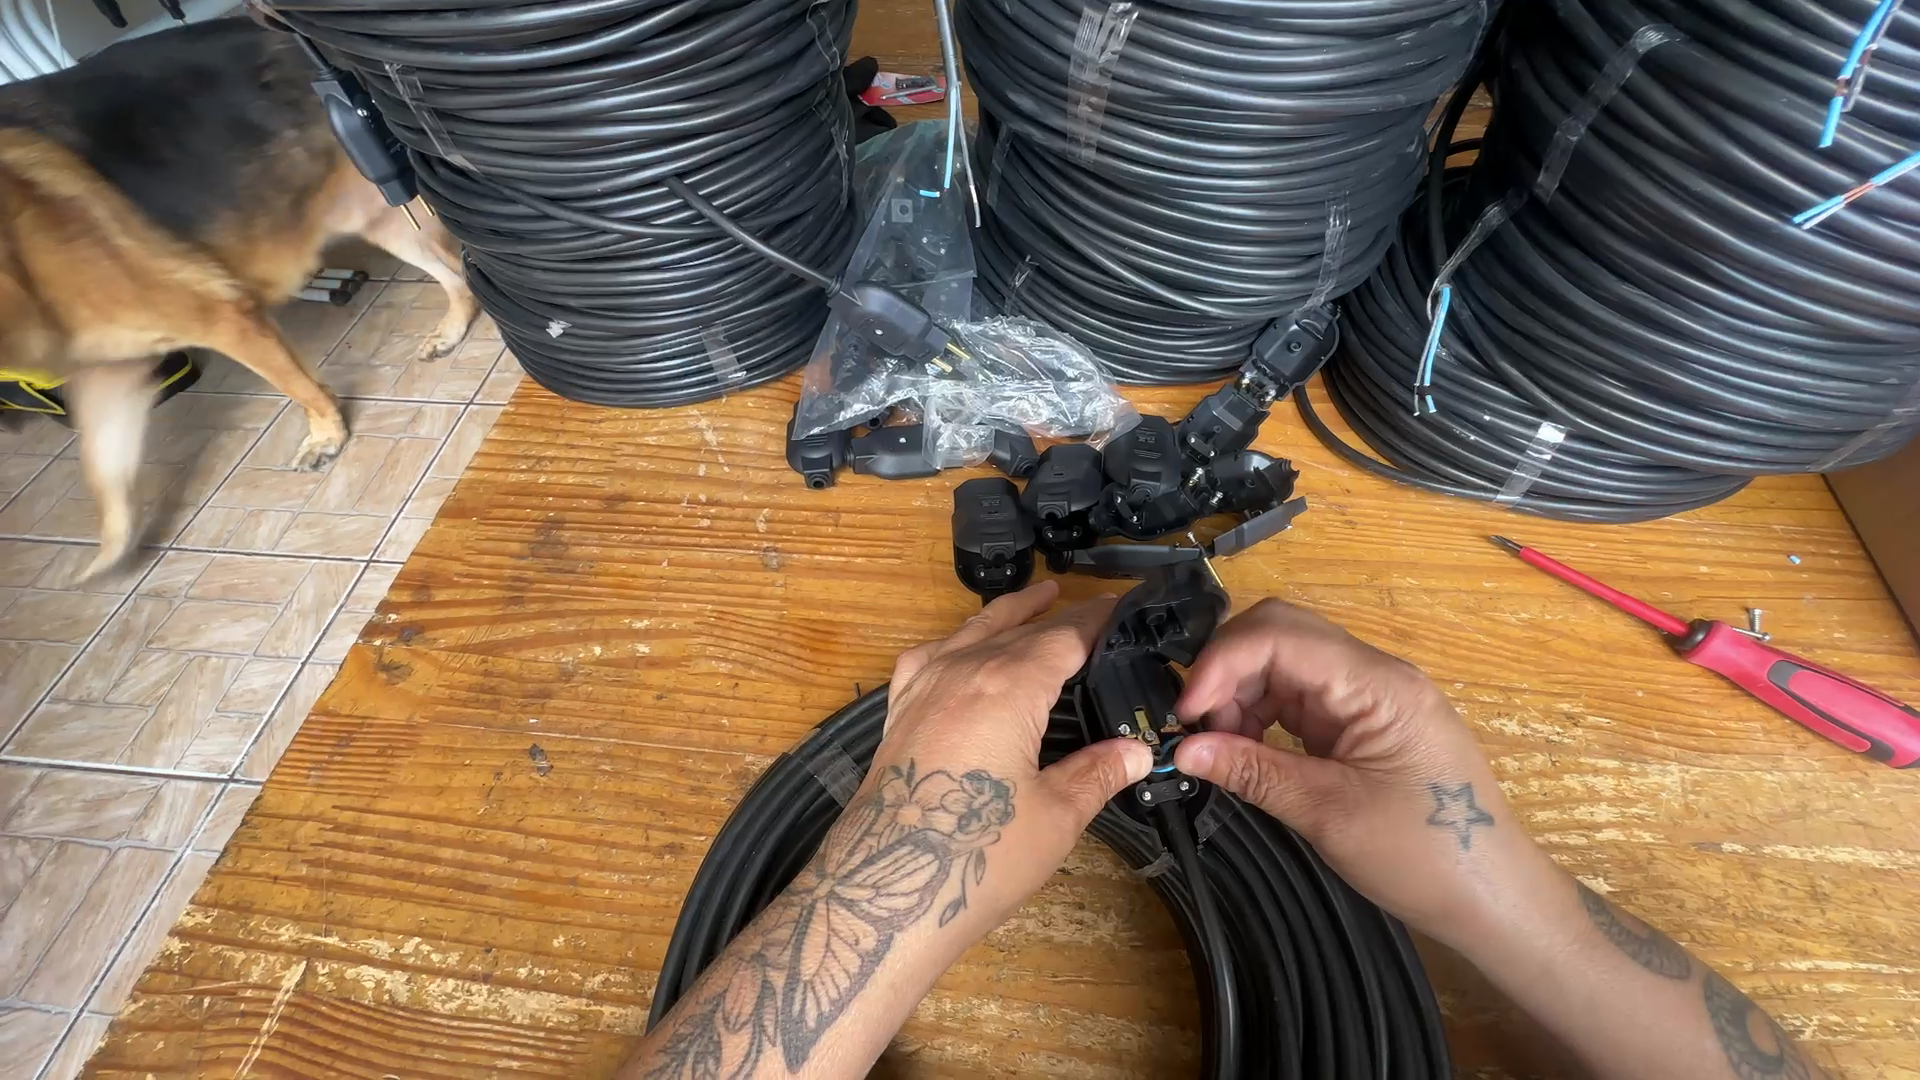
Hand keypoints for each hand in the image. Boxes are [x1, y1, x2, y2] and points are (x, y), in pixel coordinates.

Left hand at [862, 581, 1152, 935]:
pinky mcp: (900, 705)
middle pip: (1022, 629)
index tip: (1122, 607)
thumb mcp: (1054, 817)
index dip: (1096, 620)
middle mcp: (964, 670)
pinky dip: (957, 639)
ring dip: (1012, 611)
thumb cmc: (975, 853)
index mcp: (1008, 687)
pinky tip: (964, 645)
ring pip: (975, 629)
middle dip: (1063, 616)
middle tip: (1097, 608)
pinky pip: (932, 653)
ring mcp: (925, 683)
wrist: (884, 881)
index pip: (1063, 638)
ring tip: (1041, 596)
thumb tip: (1137, 751)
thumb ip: (1096, 773)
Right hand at [1170, 598, 1550, 945]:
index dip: (1221, 663)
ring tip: (1220, 745)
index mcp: (1378, 684)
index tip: (1187, 712)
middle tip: (1197, 721)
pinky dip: (1257, 712)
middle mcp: (1372, 673)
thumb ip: (1252, 771)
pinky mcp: (1356, 717)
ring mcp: (1365, 693)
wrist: (1497, 904)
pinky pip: (1292, 692)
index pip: (1280, 636)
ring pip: (1279, 661)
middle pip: (1278, 633)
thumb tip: (1182, 750)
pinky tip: (1245, 746)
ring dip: (1238, 693)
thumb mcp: (1329, 814)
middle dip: (1226, 669)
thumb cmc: (1427, 858)